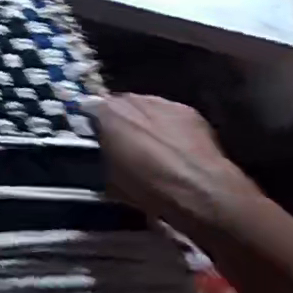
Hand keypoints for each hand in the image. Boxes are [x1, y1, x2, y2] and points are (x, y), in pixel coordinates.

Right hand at [96, 93, 262, 236]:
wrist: (203, 192)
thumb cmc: (148, 186)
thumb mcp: (109, 176)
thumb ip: (101, 152)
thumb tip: (102, 148)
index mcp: (107, 112)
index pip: (89, 107)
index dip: (92, 122)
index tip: (95, 137)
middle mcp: (131, 100)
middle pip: (118, 103)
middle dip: (119, 118)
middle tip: (122, 141)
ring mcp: (163, 102)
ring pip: (145, 107)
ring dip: (144, 120)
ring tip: (150, 144)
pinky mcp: (190, 112)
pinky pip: (169, 114)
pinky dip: (168, 125)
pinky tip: (174, 146)